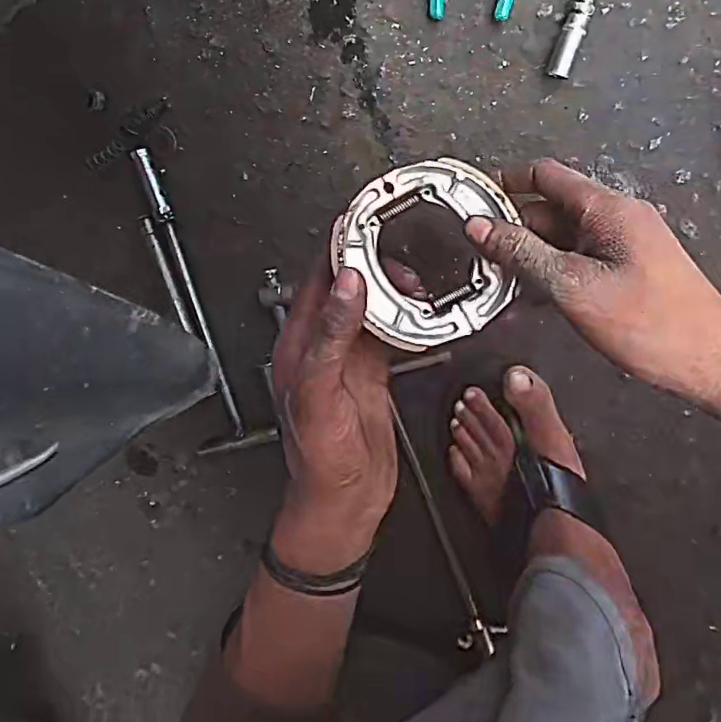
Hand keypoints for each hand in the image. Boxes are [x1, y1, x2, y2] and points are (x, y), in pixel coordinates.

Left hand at [266, 255, 397, 575]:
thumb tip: (346, 285)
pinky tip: (418, 311)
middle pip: (347, 285)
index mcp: (302, 342)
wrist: (343, 502)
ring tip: (414, 280)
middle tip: (398, 249)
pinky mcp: (370, 372)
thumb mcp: (321, 392)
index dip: (336, 245)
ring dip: (391, 288)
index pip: (317, 277)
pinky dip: (404, 317)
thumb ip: (332, 336)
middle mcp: (324, 343)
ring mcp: (349, 357)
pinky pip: (388, 332)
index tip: (358, 219)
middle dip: (371, 261)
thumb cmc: (318, 459)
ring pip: (370, 305)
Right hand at [464, 158, 720, 401]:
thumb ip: (522, 253)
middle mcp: (616, 217)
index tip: (475, 200)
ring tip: (504, 283)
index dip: (505, 182)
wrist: (714, 363)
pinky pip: (577, 257)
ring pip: (561, 236)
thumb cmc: (656, 327)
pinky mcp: (625, 266)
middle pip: (549, 208)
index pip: (544, 175)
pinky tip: (532, 296)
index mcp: (608, 209)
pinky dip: (552, 271)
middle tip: (482, 256)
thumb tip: (481, 227)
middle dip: (513, 229)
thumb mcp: (573, 287)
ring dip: (530, 256)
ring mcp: (622, 242)